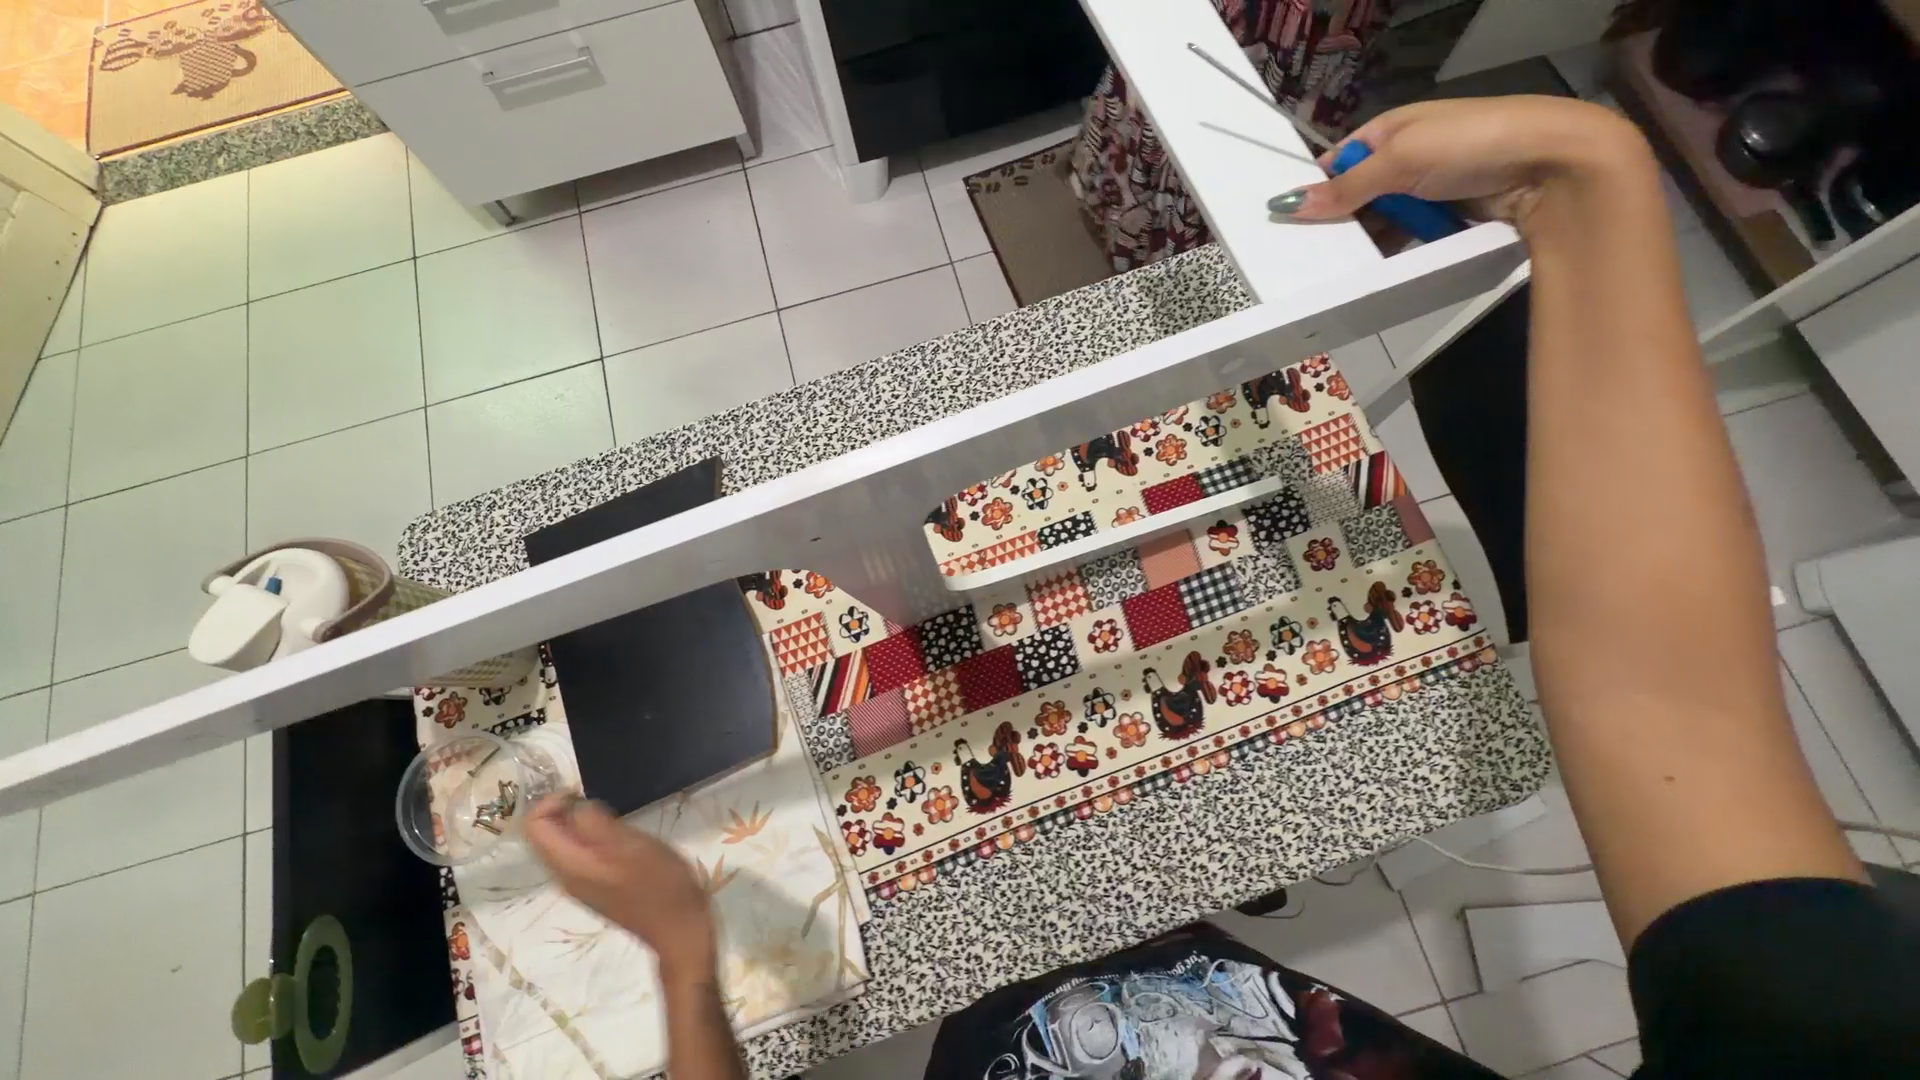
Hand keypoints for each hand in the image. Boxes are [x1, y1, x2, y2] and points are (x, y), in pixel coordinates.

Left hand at [525, 795, 716, 984]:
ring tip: (617, 819)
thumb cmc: (660, 885)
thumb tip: (576, 806)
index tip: (584, 792)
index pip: (534, 825)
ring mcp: (581, 883)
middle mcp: (566, 876)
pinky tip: (623, 838)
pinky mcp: (597, 886)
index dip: (552, 800)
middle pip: (545, 834)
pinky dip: (594, 838)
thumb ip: (598, 825)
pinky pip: (580, 854)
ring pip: (563, 843)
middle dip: (566, 810)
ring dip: (582, 823)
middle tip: (605, 803)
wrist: (678, 928)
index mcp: (570, 865)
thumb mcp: (633, 846)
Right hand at [1269, 95, 1656, 233]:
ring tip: (1335, 268)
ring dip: (1361, 241)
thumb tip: (1287, 205)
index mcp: (1389, 130)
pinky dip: (1387, 252)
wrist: (1552, 164)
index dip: (1314, 188)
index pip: (1335, 161)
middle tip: (1308, 254)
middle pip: (1352, 195)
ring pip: (1375, 221)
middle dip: (1335, 221)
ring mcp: (1423, 188)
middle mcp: (1403, 157)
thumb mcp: (1399, 160)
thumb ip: (1344, 187)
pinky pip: (1401, 237)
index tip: (1289, 222)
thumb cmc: (1472, 143)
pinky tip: (1370, 270)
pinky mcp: (1441, 216)